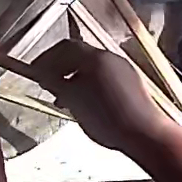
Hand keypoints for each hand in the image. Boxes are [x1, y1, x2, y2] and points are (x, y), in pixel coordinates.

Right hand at [33, 41, 175, 155]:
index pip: (65, 47)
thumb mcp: (74, 101)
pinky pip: (105, 76)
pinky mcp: (132, 82)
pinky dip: (90, 84)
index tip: (36, 71)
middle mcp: (111, 58)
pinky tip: (86, 103)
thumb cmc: (109, 119)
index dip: (47, 58)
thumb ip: (56, 84)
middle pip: (79, 55)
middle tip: (48, 84)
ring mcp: (124, 69)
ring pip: (92, 67)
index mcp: (96, 58)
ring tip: (65, 98)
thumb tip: (44, 76)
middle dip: (60, 68)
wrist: (145, 134)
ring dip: (74, 78)